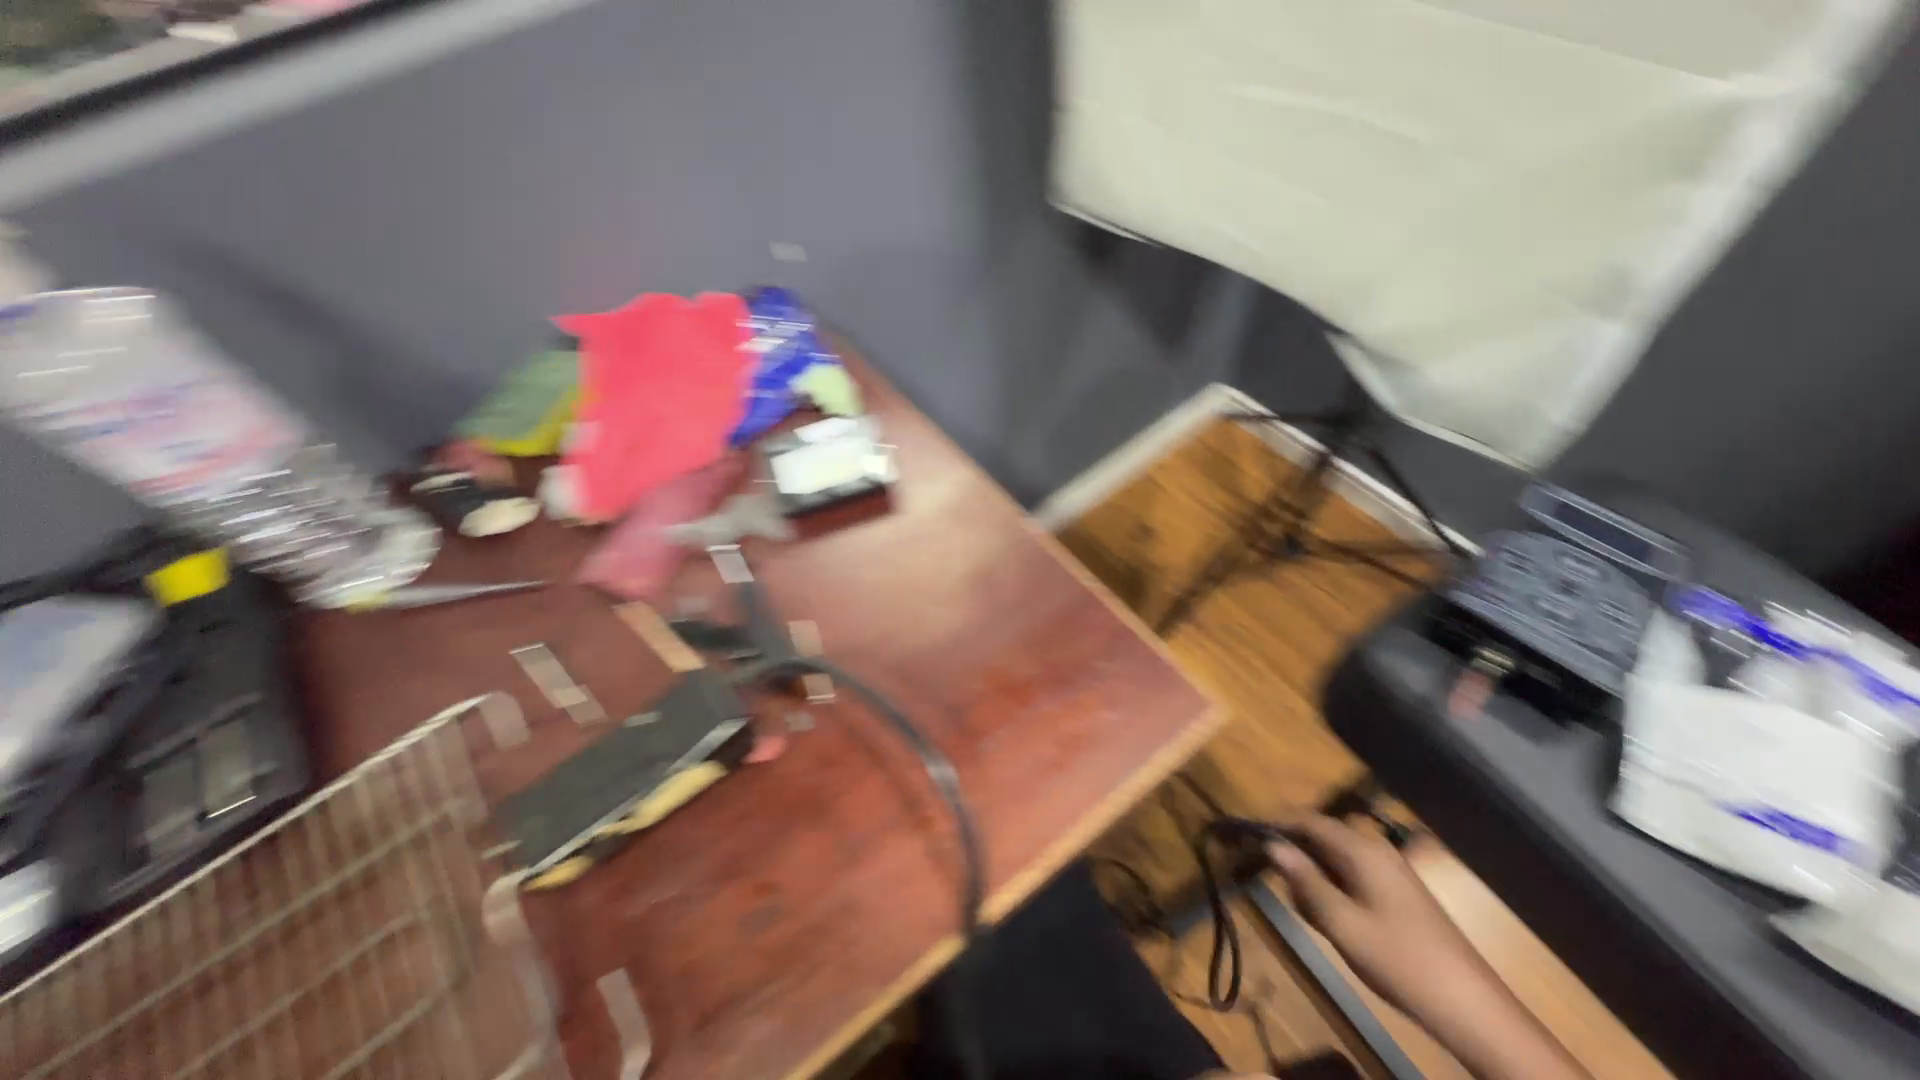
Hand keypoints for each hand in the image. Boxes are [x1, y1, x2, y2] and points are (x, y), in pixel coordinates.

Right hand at [1265, 815, 1485, 1021]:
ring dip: (1313, 881)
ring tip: (1306, 915)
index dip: (1276, 823)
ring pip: (1336, 863)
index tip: (1245, 835)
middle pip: (1323, 839)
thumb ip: (1305, 881)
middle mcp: (1378, 853)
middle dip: (1294, 857)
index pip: (1310, 821)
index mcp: (1364, 851)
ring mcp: (1391, 875)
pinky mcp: (1398, 897)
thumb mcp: (1341, 924)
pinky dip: (1333, 894)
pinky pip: (1352, 880)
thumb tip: (1273, 845)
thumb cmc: (1399, 960)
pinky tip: (1331, 924)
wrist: (1467, 1005)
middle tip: (1272, 885)